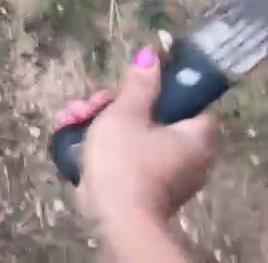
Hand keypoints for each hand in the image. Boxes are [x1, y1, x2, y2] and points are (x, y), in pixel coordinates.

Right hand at [56, 46, 218, 234]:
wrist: (115, 214)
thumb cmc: (125, 158)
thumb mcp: (126, 113)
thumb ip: (139, 85)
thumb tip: (152, 54)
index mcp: (194, 139)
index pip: (193, 105)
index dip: (165, 90)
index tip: (133, 84)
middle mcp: (189, 157)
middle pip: (155, 115)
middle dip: (114, 103)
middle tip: (92, 102)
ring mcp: (168, 172)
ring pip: (135, 131)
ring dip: (101, 118)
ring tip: (72, 117)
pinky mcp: (145, 182)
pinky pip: (128, 150)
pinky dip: (105, 140)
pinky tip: (73, 131)